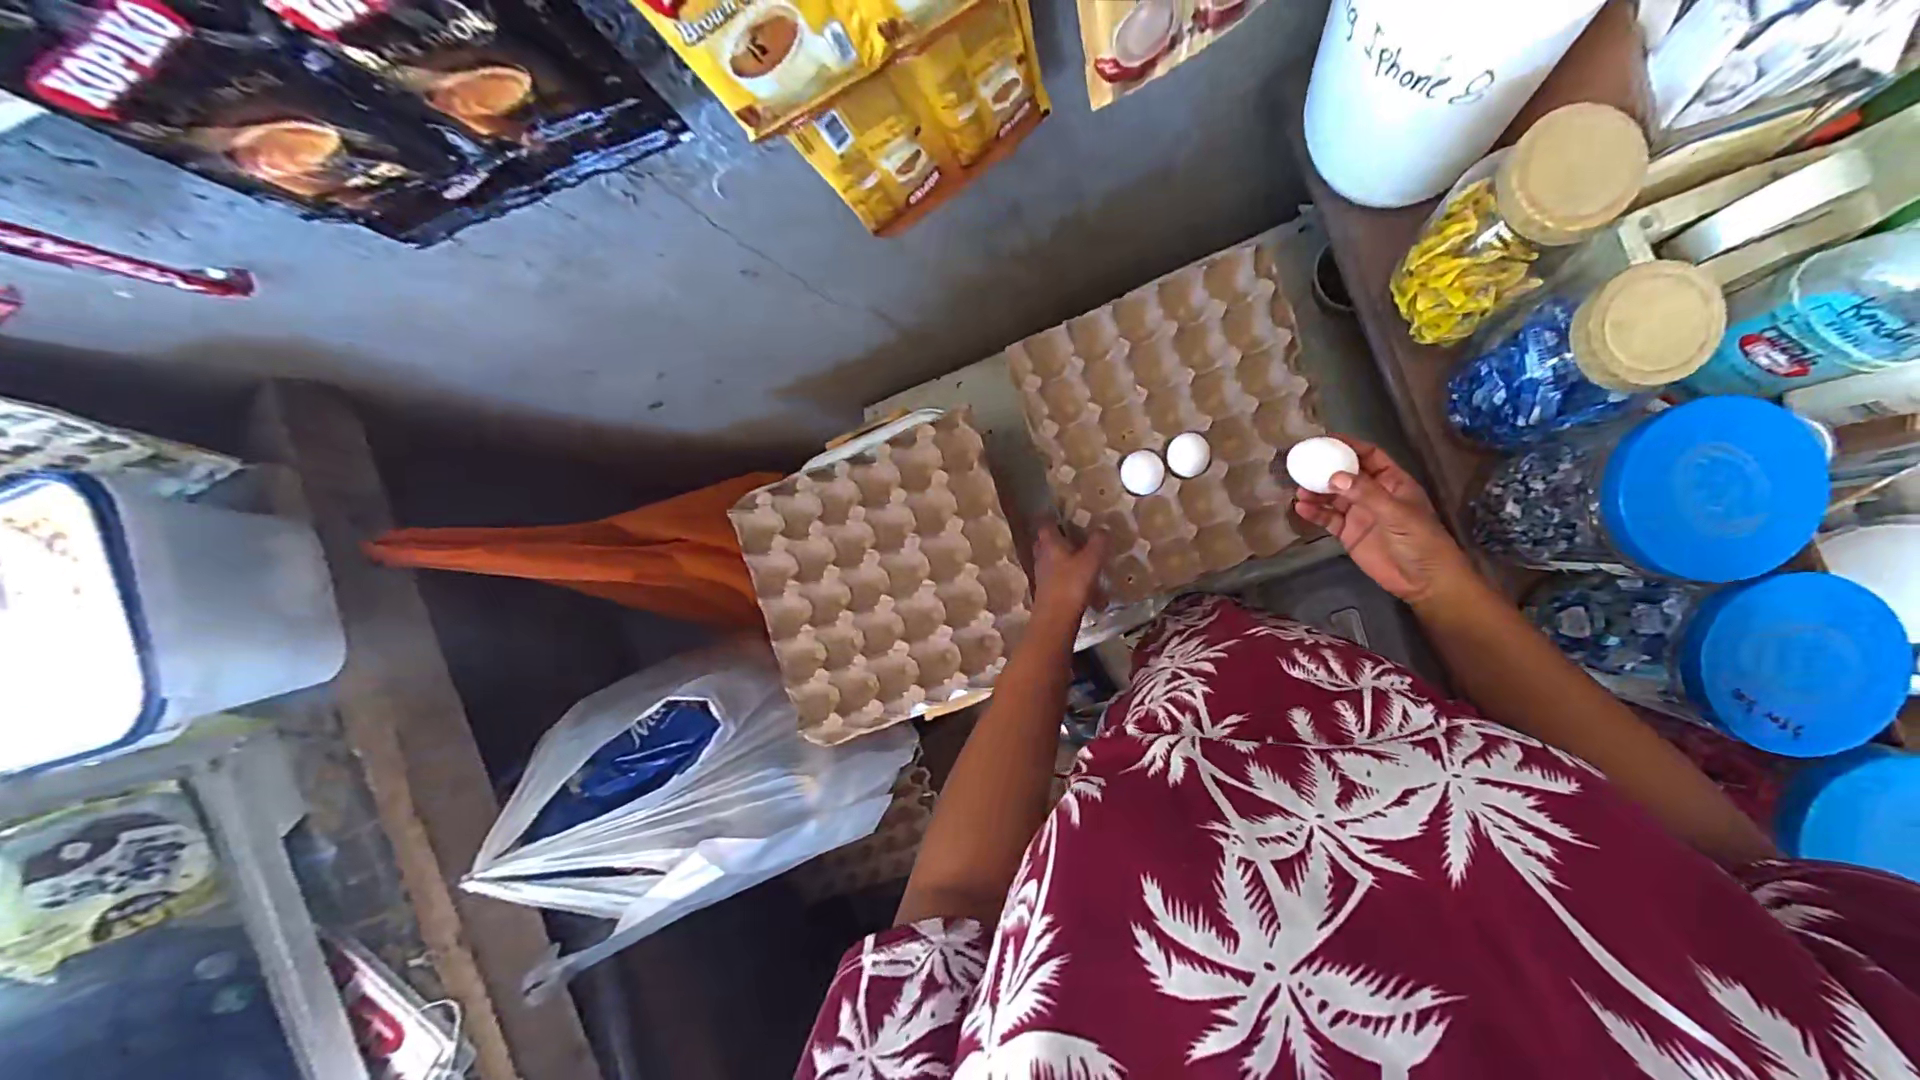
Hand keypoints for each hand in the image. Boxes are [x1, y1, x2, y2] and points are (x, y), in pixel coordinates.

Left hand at [1031, 523, 1109, 618]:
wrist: (1056, 618)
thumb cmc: (1071, 584)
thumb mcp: (1091, 560)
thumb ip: (1098, 543)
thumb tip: (1102, 529)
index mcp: (1049, 545)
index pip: (1046, 525)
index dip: (1054, 519)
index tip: (1065, 515)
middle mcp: (1042, 557)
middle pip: (1046, 543)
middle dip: (1058, 540)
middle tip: (1074, 537)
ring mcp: (1042, 575)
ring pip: (1051, 561)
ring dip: (1063, 559)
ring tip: (1082, 560)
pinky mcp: (1047, 591)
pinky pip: (1057, 578)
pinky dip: (1068, 578)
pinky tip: (1084, 585)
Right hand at [1292, 437, 1481, 606]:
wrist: (1423, 579)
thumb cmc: (1419, 539)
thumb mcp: (1396, 512)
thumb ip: (1365, 493)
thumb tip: (1334, 477)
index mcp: (1392, 482)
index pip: (1370, 456)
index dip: (1349, 446)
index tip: (1325, 440)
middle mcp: (1373, 494)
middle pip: (1345, 475)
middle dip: (1325, 469)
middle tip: (1302, 464)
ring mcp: (1359, 514)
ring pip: (1332, 497)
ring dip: (1316, 492)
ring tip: (1299, 490)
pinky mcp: (1348, 533)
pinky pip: (1327, 518)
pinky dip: (1314, 513)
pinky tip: (1301, 508)